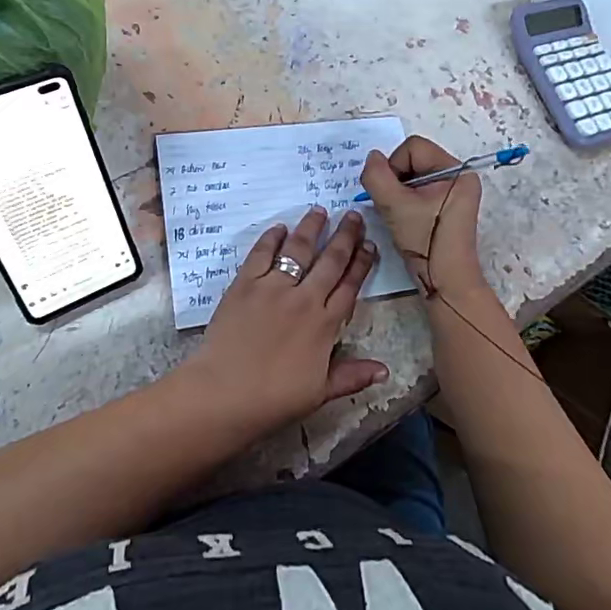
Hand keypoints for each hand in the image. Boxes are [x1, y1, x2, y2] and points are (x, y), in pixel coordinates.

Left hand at [181, 207, 387, 431]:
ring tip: (320, 210)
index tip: (370, 244)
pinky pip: (261, 254)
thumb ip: (352, 376)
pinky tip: (279, 228)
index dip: (362, 263)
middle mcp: (304, 299)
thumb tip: (385, 371)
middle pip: (330, 261)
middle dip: (345, 236)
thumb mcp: (320, 393)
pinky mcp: (245, 284)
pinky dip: (271, 238)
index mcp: (325, 325)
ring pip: (298, 249)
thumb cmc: (274, 399)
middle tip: (353, 215)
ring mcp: (273, 288)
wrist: (225, 392)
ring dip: (311, 228)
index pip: (350, 286)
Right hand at [359, 136, 483, 292]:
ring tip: (396, 213)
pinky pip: (419, 190)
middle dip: (395, 179)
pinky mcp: (446, 206)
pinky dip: (405, 200)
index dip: (393, 166)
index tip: (390, 193)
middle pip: (413, 159)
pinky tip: (403, 218)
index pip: (413, 147)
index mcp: (456, 170)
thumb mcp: (395, 205)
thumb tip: (372, 158)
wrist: (446, 281)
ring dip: (398, 191)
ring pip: (413, 175)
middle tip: (391, 204)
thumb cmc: (426, 241)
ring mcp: (454, 192)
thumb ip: (377, 176)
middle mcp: (459, 176)